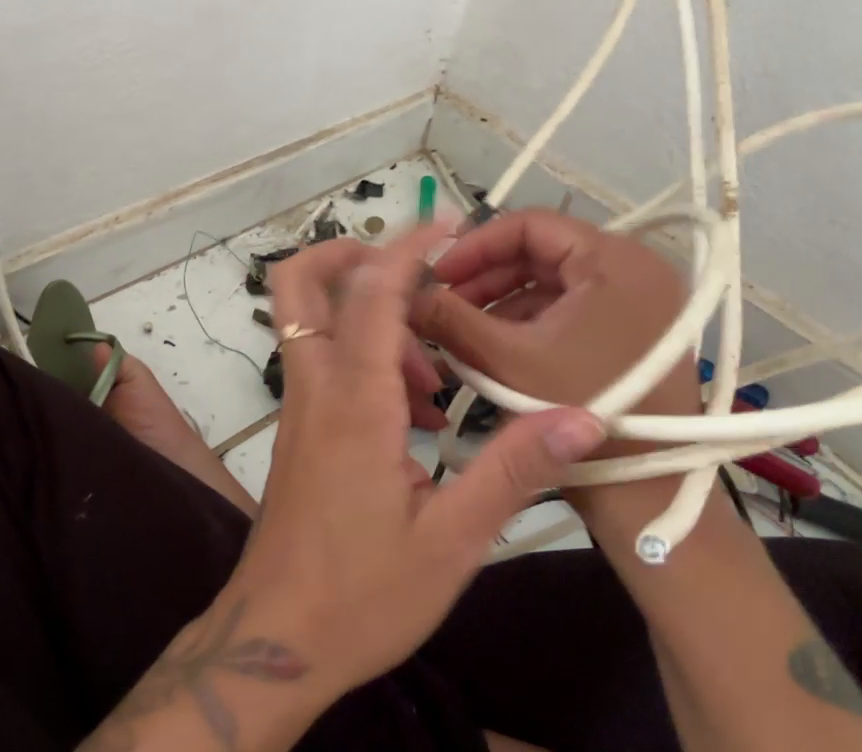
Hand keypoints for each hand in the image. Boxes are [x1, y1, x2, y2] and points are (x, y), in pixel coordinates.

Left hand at [223, 227, 607, 691]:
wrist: (278, 639)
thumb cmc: (363, 596)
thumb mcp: (454, 540)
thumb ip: (514, 470)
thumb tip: (583, 417)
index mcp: (354, 403)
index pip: (370, 292)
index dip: (406, 246)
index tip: (448, 222)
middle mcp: (315, 389)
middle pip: (301, 285)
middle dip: (352, 258)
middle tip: (423, 284)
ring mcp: (300, 409)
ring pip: (314, 323)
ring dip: (371, 320)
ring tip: (438, 379)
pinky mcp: (299, 432)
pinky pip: (323, 364)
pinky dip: (364, 358)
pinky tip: (417, 415)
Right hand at [412, 208, 703, 518]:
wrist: (649, 491)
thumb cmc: (580, 411)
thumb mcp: (506, 360)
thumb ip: (448, 318)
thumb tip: (400, 292)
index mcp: (614, 259)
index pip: (530, 224)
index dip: (474, 246)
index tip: (436, 275)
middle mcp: (637, 266)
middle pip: (542, 251)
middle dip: (486, 276)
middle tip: (444, 304)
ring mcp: (643, 298)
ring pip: (554, 280)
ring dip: (503, 299)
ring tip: (463, 329)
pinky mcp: (640, 327)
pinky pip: (573, 304)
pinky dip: (532, 318)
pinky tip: (496, 344)